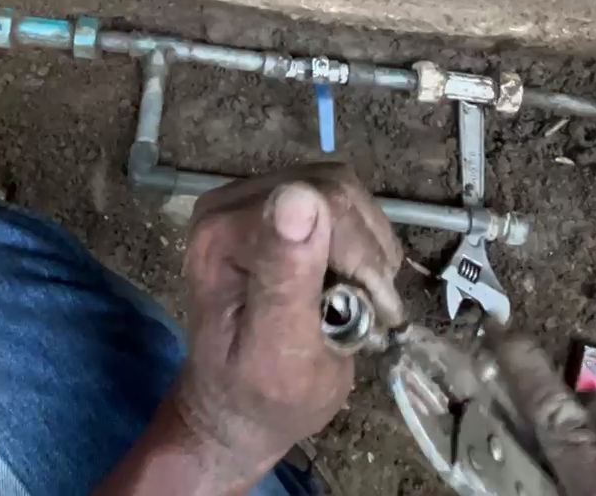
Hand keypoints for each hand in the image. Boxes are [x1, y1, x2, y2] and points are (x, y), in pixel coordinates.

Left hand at [166, 164, 405, 487]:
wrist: (241, 406)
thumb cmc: (261, 395)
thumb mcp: (278, 354)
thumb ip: (287, 277)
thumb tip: (298, 195)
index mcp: (221, 233)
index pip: (316, 203)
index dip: (359, 254)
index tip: (374, 310)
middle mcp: (230, 203)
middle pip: (332, 189)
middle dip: (365, 253)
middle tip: (371, 310)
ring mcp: (253, 199)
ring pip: (343, 189)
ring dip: (369, 247)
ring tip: (361, 298)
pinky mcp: (277, 204)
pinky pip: (341, 199)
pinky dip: (363, 240)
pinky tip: (354, 280)